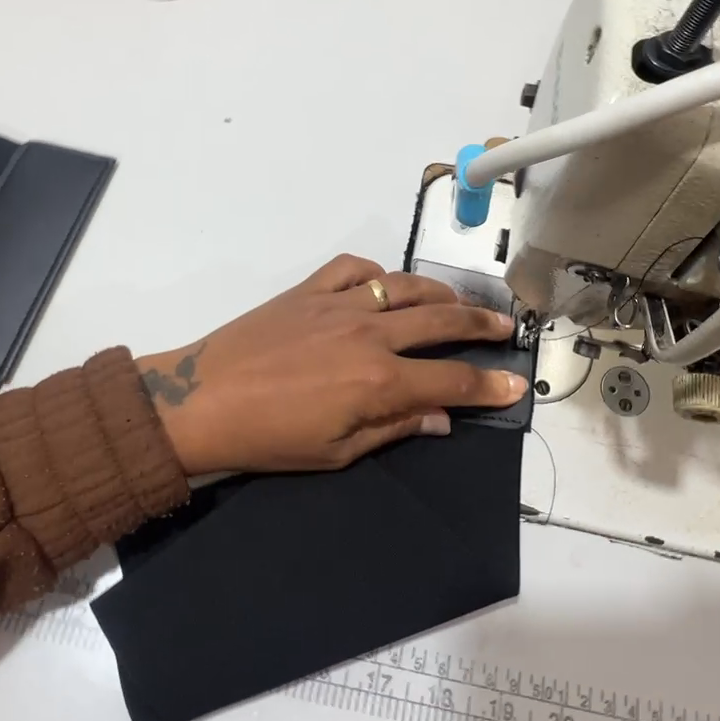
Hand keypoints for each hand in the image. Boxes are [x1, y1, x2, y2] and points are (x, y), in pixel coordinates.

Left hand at [137, 254, 527, 474]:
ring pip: (405, 286)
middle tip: (504, 325)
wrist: (202, 401)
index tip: (517, 384)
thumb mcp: (338, 452)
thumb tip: (440, 417)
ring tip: (457, 301)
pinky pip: (354, 268)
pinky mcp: (310, 289)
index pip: (452, 379)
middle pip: (441, 320)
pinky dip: (376, 273)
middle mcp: (370, 333)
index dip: (490, 384)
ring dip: (440, 292)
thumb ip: (394, 428)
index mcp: (379, 380)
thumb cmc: (270, 439)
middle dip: (480, 323)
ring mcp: (339, 303)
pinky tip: (383, 284)